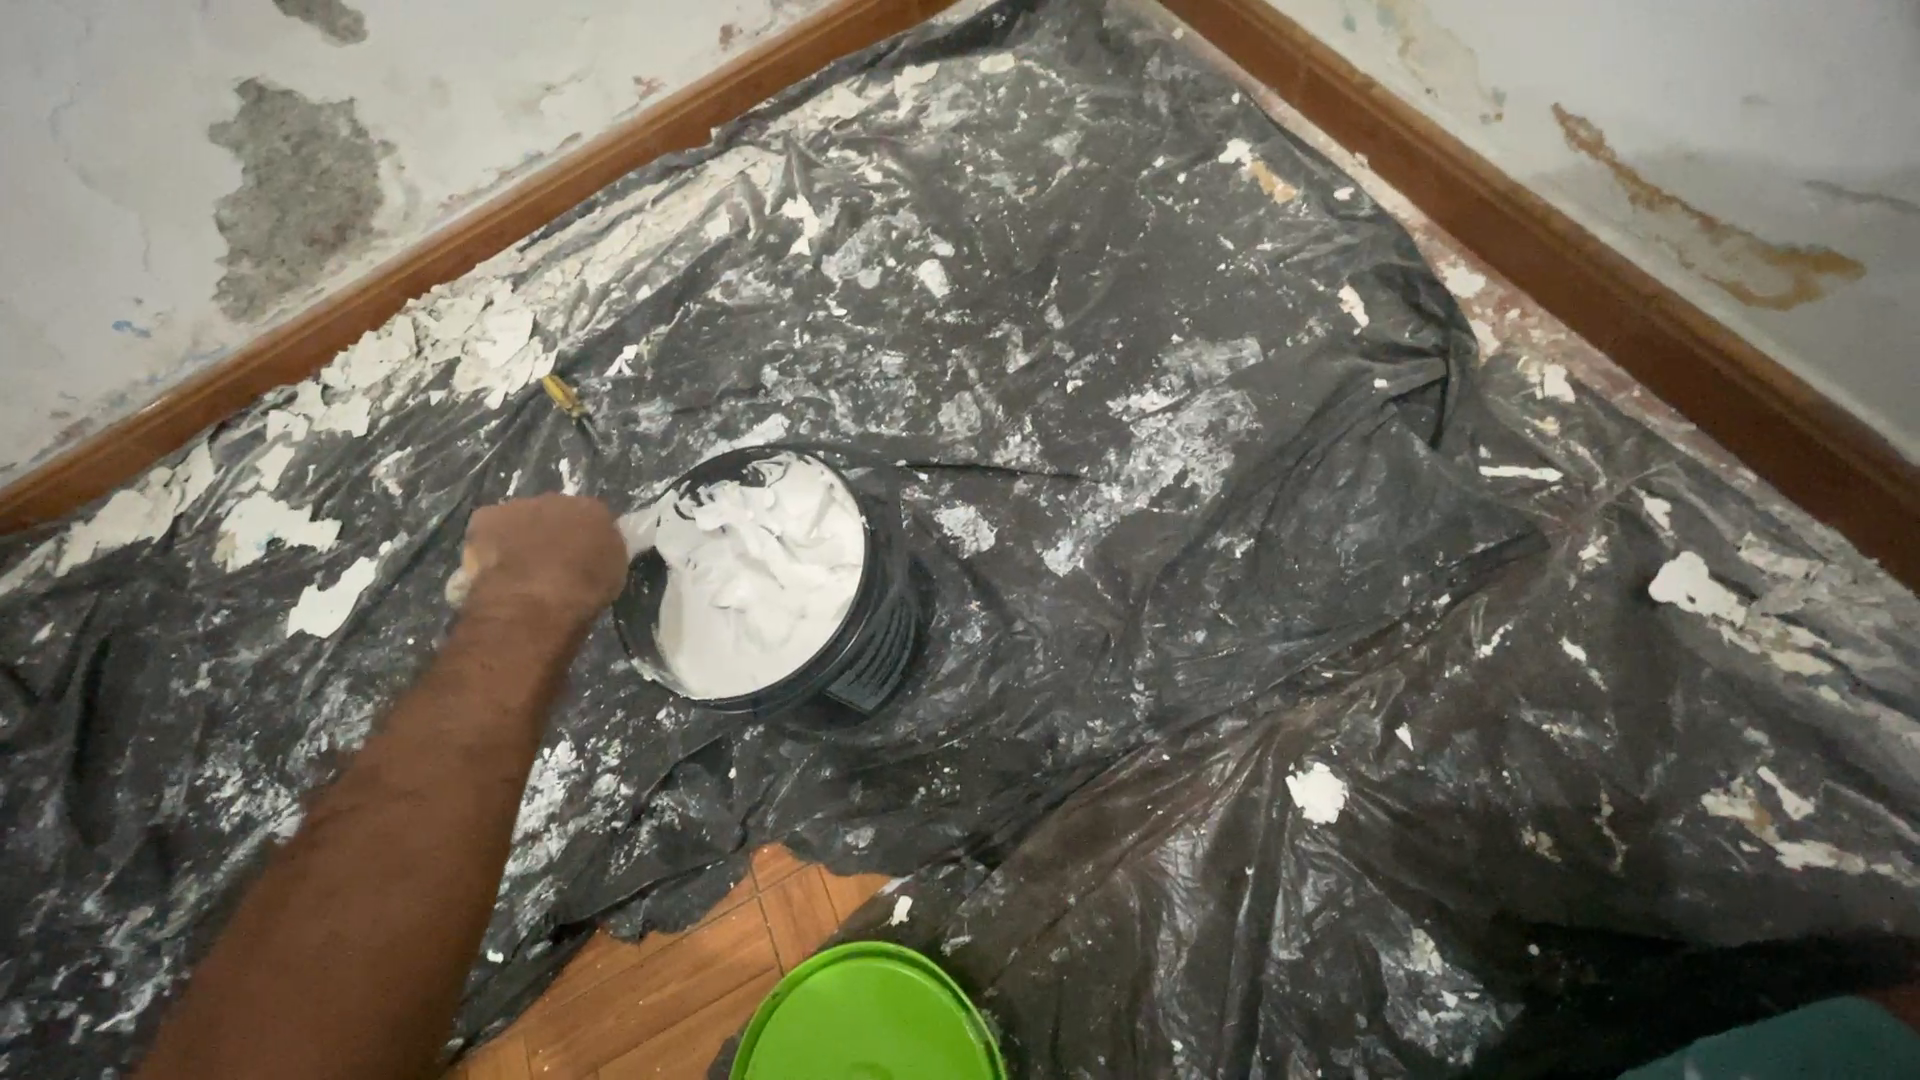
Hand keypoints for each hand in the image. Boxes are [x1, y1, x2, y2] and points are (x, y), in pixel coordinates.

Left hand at [459, 496, 627, 625]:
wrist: (534, 599)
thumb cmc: (584, 592)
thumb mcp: (613, 575)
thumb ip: (603, 553)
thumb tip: (594, 550)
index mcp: (595, 511)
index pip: (592, 518)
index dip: (585, 538)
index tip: (581, 559)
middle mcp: (558, 499)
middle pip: (555, 513)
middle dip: (552, 533)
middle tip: (550, 563)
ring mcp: (519, 506)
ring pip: (521, 519)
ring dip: (521, 537)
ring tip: (519, 569)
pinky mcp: (486, 517)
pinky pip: (490, 528)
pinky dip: (490, 543)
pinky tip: (493, 566)